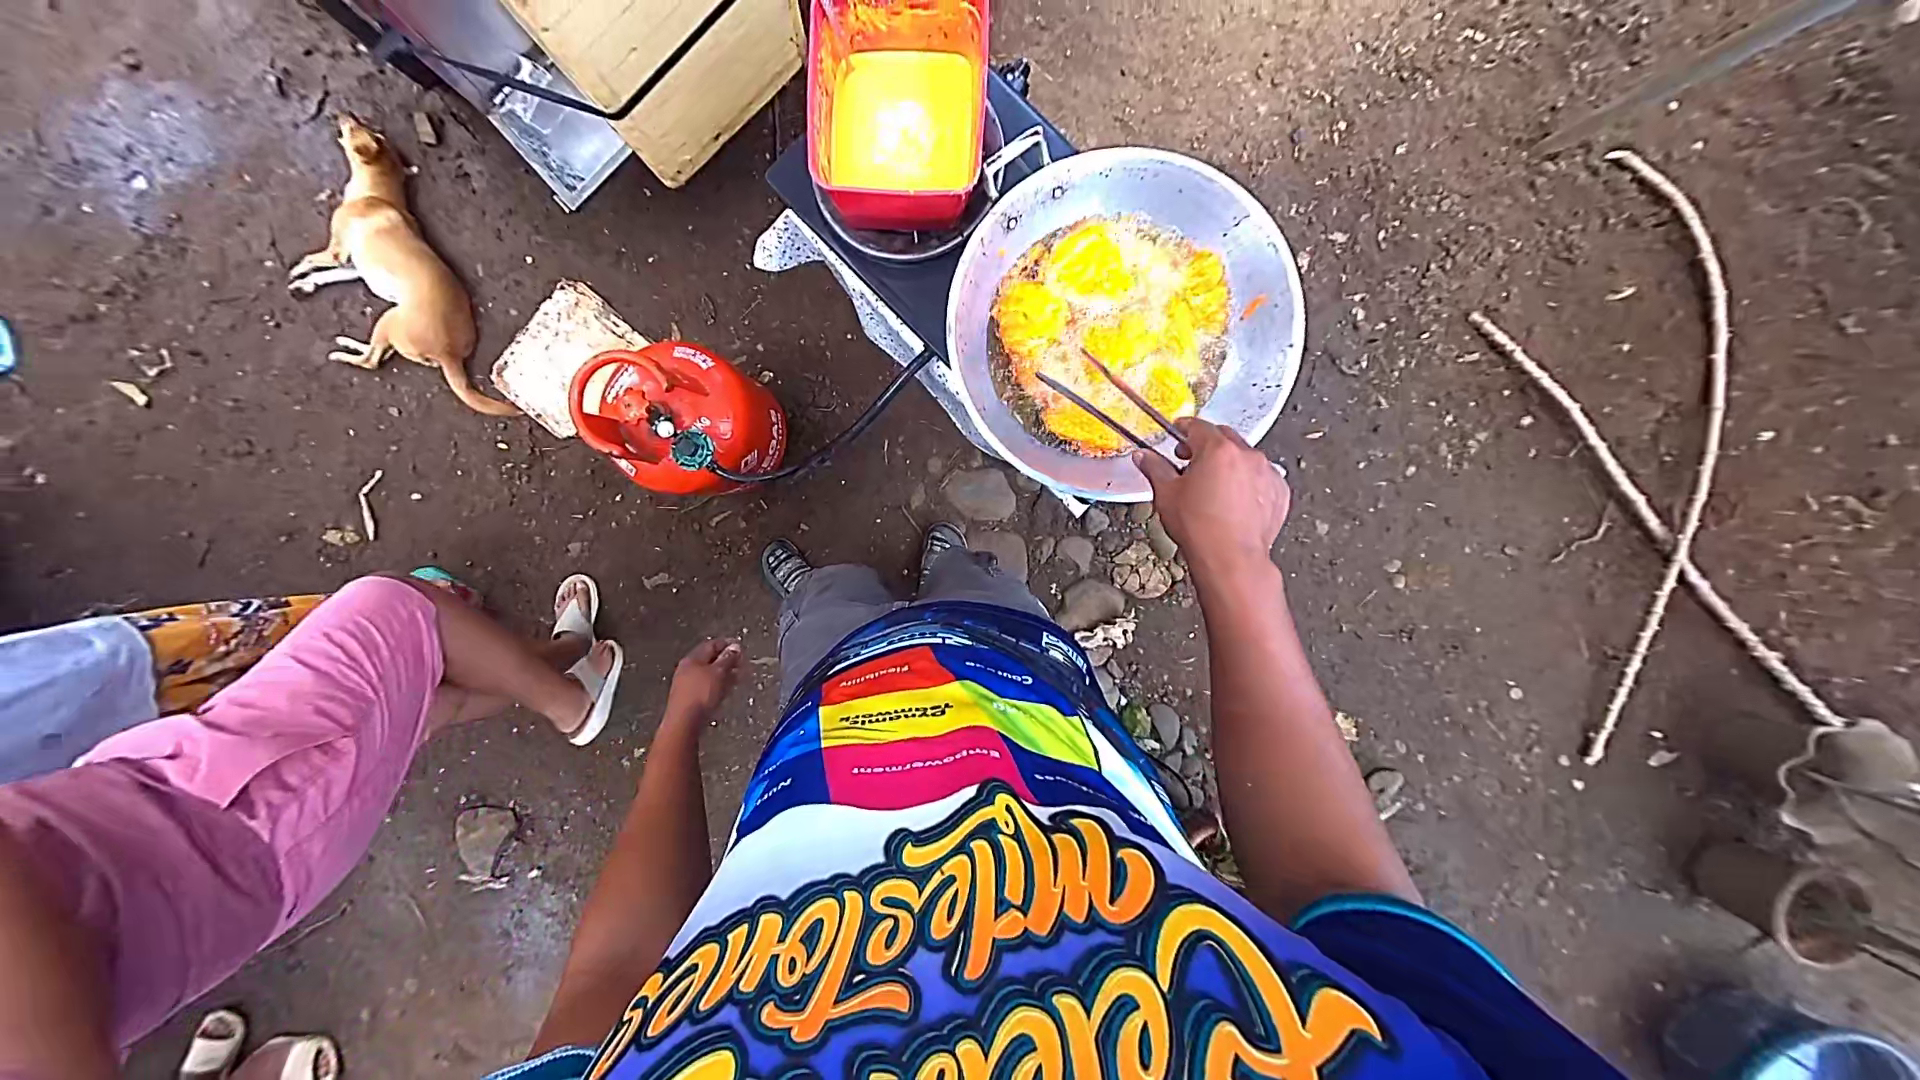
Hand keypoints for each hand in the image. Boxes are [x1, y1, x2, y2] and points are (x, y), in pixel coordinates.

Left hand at [666, 639, 742, 717]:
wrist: (684, 722)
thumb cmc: (702, 694)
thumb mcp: (719, 672)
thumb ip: (728, 658)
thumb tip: (735, 647)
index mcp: (693, 659)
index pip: (712, 645)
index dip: (728, 645)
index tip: (741, 648)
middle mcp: (687, 669)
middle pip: (710, 659)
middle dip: (727, 661)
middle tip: (742, 664)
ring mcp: (686, 684)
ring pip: (709, 674)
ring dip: (724, 674)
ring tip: (738, 678)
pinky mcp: (689, 698)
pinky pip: (706, 686)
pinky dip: (718, 685)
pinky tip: (725, 691)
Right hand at [1133, 418, 1290, 574]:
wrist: (1230, 559)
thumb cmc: (1200, 528)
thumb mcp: (1166, 494)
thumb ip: (1155, 468)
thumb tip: (1144, 457)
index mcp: (1217, 450)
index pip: (1198, 427)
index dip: (1184, 428)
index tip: (1178, 431)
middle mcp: (1247, 456)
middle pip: (1224, 438)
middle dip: (1206, 445)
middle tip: (1190, 460)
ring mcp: (1266, 474)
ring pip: (1244, 457)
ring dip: (1228, 464)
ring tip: (1212, 486)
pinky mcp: (1278, 493)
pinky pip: (1261, 478)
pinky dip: (1247, 482)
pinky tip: (1232, 500)